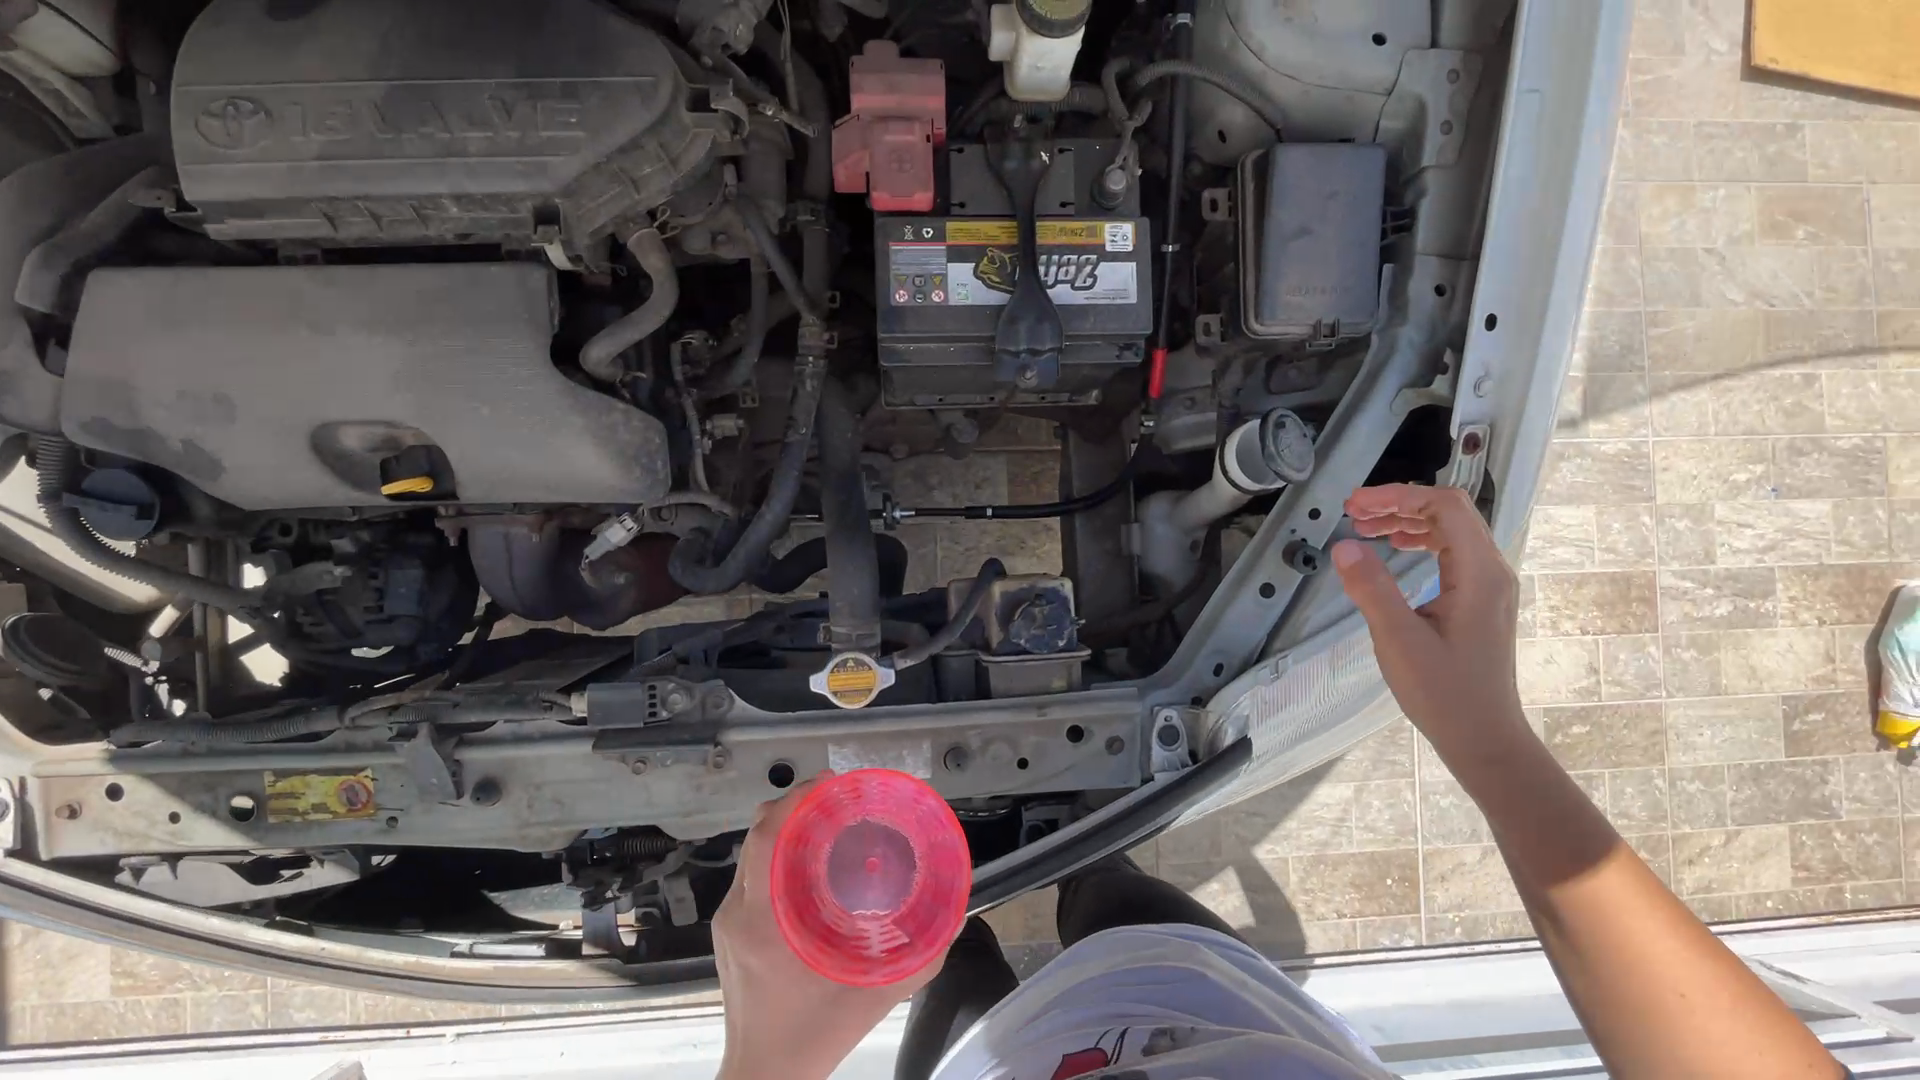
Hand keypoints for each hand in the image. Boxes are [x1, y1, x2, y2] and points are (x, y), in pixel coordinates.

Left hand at [713, 773, 947, 1079]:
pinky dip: (778, 857)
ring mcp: (728, 921)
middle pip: (756, 836)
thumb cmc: (810, 1038)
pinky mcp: (730, 932)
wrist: (762, 1078)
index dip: (794, 801)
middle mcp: (737, 911)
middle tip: (839, 800)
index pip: (765, 838)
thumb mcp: (871, 999)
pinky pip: (752, 876)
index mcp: (761, 919)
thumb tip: (954, 918)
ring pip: (752, 855)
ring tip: (830, 825)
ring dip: (786, 831)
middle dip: (795, 807)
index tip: (831, 784)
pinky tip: (811, 868)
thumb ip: (917, 961)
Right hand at [1331, 484, 1529, 757]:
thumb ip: (1371, 588)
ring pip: (1451, 531)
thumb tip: (1344, 546)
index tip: (1354, 506)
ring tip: (1365, 528)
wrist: (1483, 737)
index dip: (1398, 495)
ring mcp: (1490, 586)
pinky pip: (1452, 553)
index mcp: (1480, 573)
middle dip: (1399, 504)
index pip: (1445, 507)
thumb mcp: (1398, 639)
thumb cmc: (1443, 691)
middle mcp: (1492, 571)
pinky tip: (1393, 550)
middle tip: (1351, 513)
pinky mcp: (1480, 601)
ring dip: (1407, 521)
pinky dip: (1419, 541)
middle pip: (1450, 513)